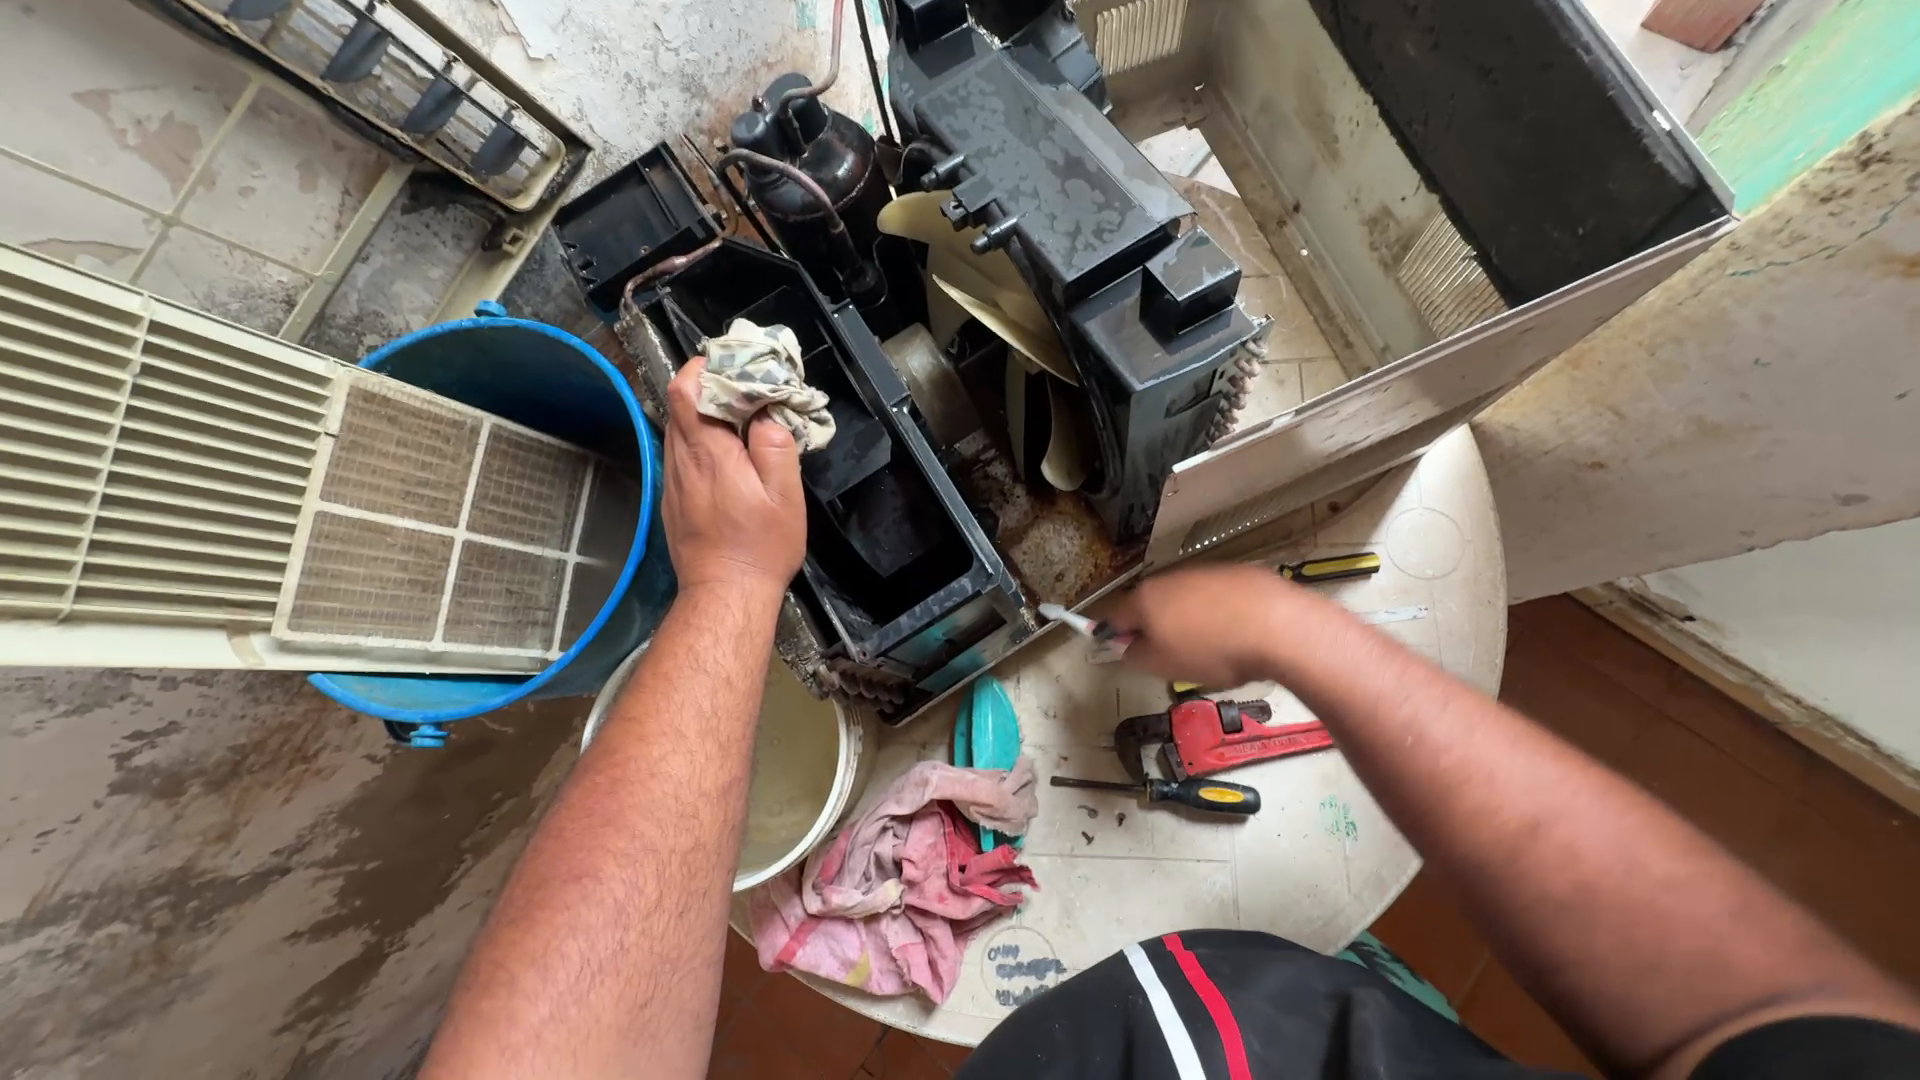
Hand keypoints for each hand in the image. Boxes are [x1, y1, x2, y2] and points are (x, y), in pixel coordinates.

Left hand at [661, 357, 806, 597]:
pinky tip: (728, 456)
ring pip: (678, 429)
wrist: (725, 594)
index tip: (734, 365)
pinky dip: (701, 441)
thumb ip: (775, 447)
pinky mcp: (673, 499)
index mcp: (710, 454)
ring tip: (740, 420)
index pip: (686, 391)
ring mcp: (673, 481)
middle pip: (680, 405)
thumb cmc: (761, 547)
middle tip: (746, 389)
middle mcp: (682, 462)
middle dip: (709, 387)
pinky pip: (681, 455)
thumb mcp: (784, 496)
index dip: (703, 368)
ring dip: (705, 415)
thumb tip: (767, 413)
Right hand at [1106, 564, 1326, 687]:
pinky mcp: (1236, 573)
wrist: (1278, 625)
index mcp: (1144, 600)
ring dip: (1187, 618)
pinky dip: (1218, 612)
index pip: (1114, 616)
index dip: (1114, 635)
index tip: (1124, 651)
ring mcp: (1203, 572)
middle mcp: (1168, 579)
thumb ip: (1135, 655)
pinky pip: (1216, 596)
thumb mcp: (1164, 666)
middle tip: (1170, 655)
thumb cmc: (1212, 650)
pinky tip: (1237, 632)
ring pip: (1184, 598)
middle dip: (1155, 626)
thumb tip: (1127, 646)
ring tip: (1210, 647)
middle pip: (1150, 604)